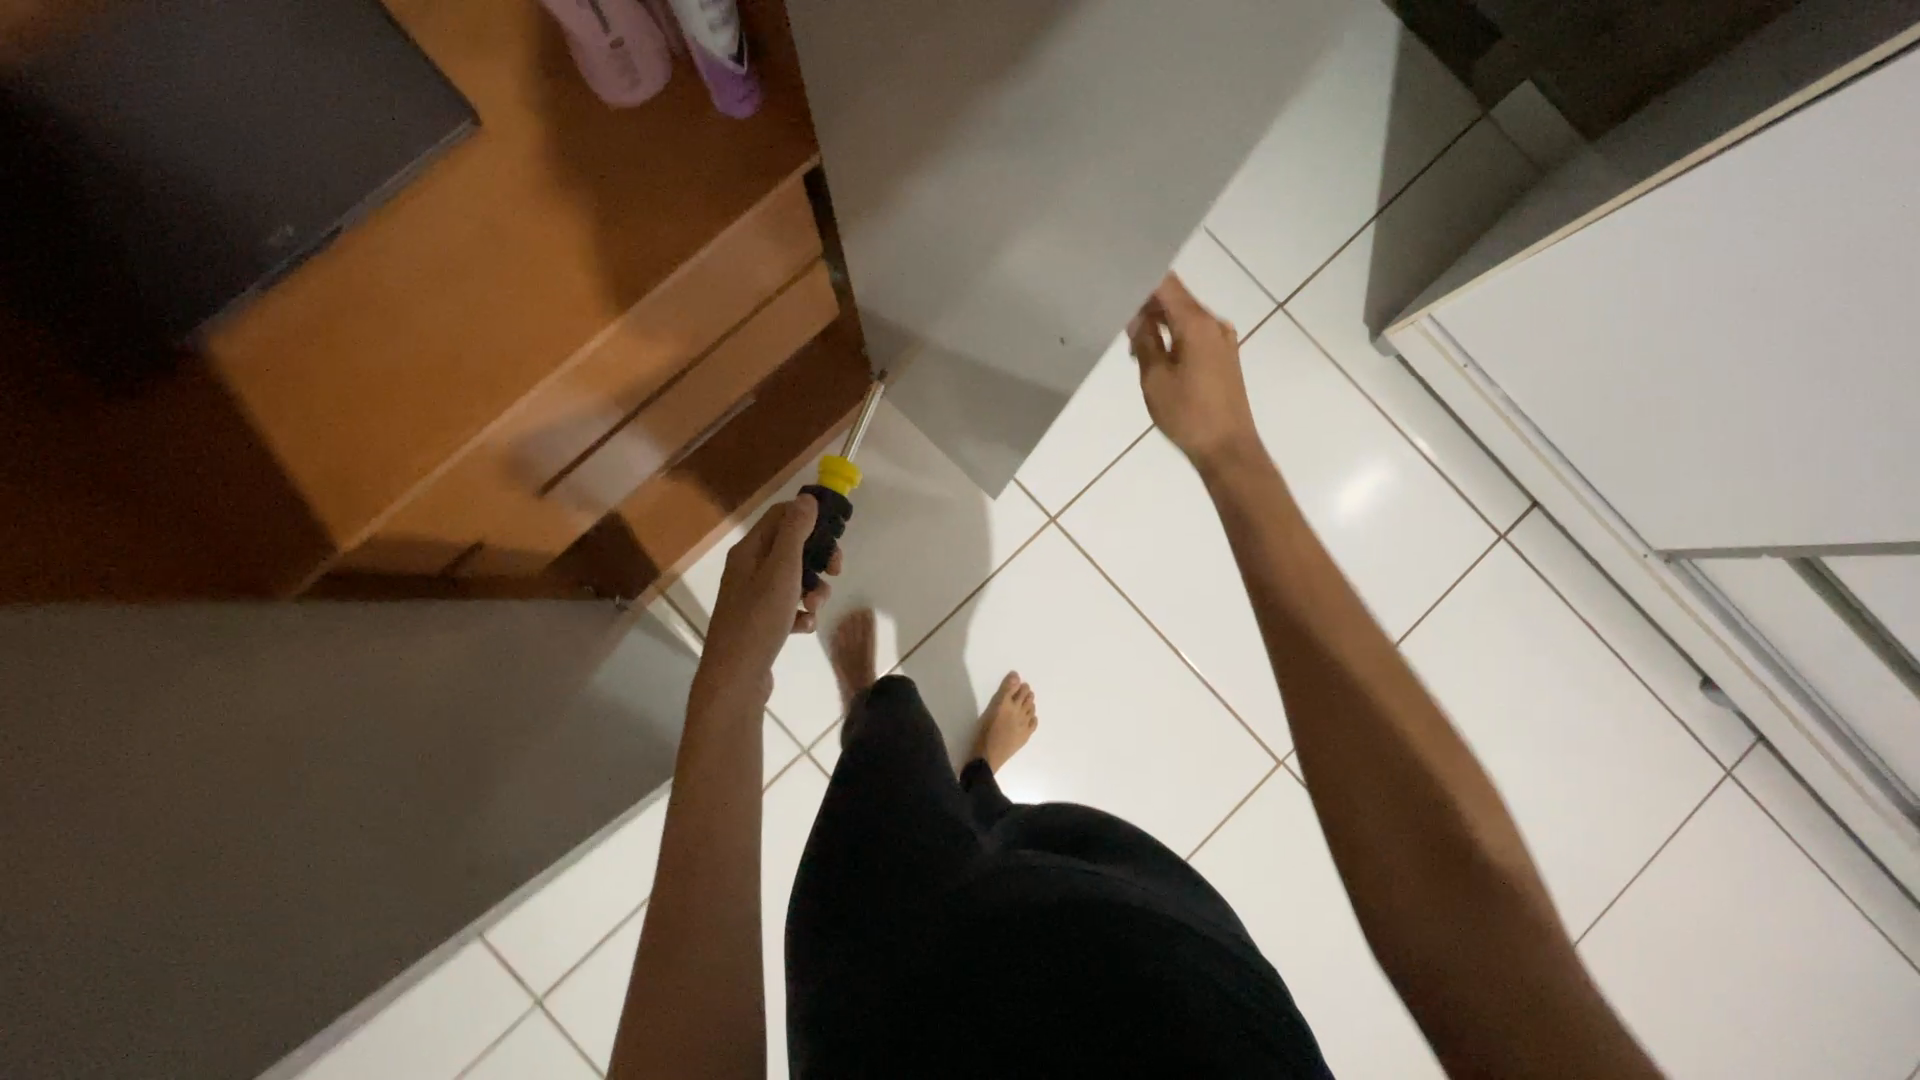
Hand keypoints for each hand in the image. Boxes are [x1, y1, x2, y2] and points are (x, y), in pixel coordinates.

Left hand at [692, 495, 837, 711]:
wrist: (735, 676)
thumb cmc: (759, 619)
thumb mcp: (781, 570)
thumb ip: (795, 532)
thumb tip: (807, 498)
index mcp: (750, 550)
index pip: (782, 516)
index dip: (810, 519)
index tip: (835, 535)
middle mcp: (748, 568)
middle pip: (791, 548)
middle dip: (817, 558)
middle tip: (835, 571)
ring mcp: (753, 596)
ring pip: (793, 579)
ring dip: (813, 588)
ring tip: (814, 607)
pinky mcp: (760, 621)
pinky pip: (788, 606)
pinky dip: (801, 613)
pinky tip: (803, 627)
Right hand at [1129, 273, 1263, 469]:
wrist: (1228, 448)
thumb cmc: (1188, 415)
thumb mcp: (1155, 379)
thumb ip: (1145, 343)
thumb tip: (1137, 320)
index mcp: (1198, 324)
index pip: (1167, 284)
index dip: (1141, 280)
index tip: (1116, 284)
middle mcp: (1214, 324)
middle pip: (1176, 299)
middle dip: (1146, 306)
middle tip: (1116, 320)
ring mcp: (1222, 341)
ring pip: (1184, 318)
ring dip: (1159, 324)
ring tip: (1132, 345)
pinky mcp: (1224, 357)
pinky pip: (1194, 335)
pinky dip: (1173, 337)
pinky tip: (1154, 355)